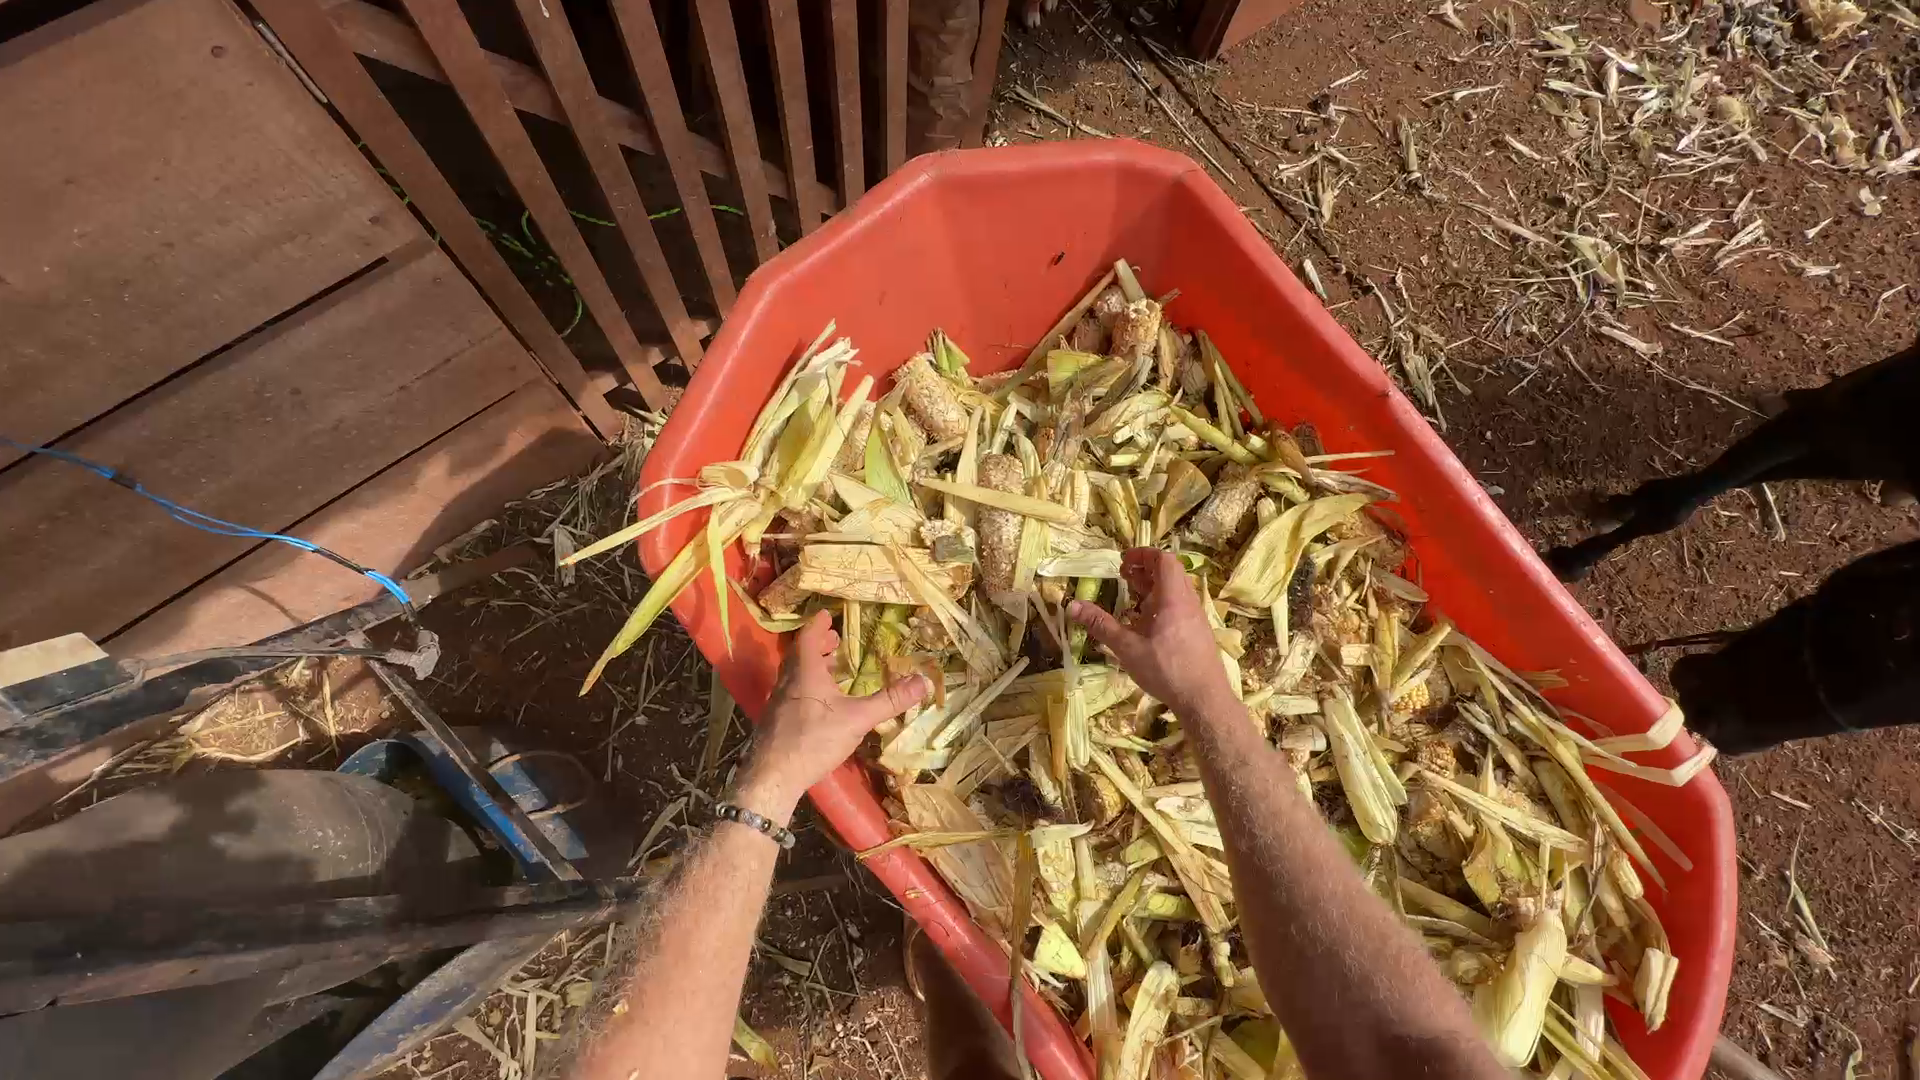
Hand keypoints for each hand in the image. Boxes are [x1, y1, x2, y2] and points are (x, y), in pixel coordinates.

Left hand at [734, 611, 928, 824]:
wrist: (773, 776)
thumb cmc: (814, 739)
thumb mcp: (858, 719)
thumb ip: (890, 700)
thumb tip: (923, 682)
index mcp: (805, 672)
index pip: (807, 637)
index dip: (817, 625)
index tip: (827, 615)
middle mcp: (787, 681)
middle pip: (799, 654)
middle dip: (817, 644)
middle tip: (834, 640)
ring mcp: (778, 702)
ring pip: (794, 674)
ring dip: (811, 665)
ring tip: (830, 666)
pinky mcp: (776, 721)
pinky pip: (791, 691)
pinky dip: (806, 685)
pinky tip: (819, 701)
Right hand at [1069, 548, 1236, 717]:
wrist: (1204, 699)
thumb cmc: (1166, 670)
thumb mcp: (1127, 648)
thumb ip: (1100, 624)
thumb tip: (1072, 606)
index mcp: (1173, 598)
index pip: (1164, 560)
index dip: (1143, 554)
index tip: (1122, 562)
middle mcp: (1187, 602)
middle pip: (1169, 572)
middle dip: (1144, 570)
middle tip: (1122, 577)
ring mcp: (1195, 617)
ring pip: (1175, 590)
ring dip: (1152, 587)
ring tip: (1131, 597)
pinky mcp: (1197, 632)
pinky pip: (1179, 605)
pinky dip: (1161, 603)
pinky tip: (1146, 623)